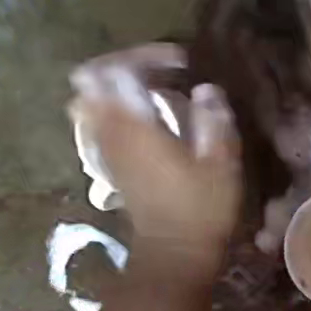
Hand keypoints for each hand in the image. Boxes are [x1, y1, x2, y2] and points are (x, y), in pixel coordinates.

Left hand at [71, 80, 241, 279]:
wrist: (175, 255)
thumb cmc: (202, 210)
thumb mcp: (222, 163)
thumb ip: (214, 120)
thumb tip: (207, 90)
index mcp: (135, 125)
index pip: (119, 68)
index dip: (148, 56)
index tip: (182, 65)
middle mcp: (110, 131)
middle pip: (92, 79)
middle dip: (125, 67)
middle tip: (162, 73)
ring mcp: (104, 149)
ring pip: (89, 101)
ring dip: (118, 90)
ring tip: (156, 94)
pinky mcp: (108, 165)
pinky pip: (96, 123)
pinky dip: (115, 111)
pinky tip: (148, 122)